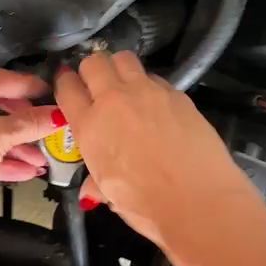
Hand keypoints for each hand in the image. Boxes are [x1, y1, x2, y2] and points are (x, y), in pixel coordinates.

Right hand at [54, 51, 261, 245]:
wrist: (200, 202)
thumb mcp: (112, 195)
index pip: (67, 87)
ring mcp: (147, 92)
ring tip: (126, 86)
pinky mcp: (176, 93)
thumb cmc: (149, 206)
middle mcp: (114, 101)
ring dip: (120, 68)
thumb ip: (96, 183)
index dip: (65, 84)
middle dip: (92, 69)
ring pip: (124, 58)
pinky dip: (150, 85)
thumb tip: (90, 189)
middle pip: (94, 62)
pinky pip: (155, 78)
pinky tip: (157, 106)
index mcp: (90, 126)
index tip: (70, 87)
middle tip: (97, 84)